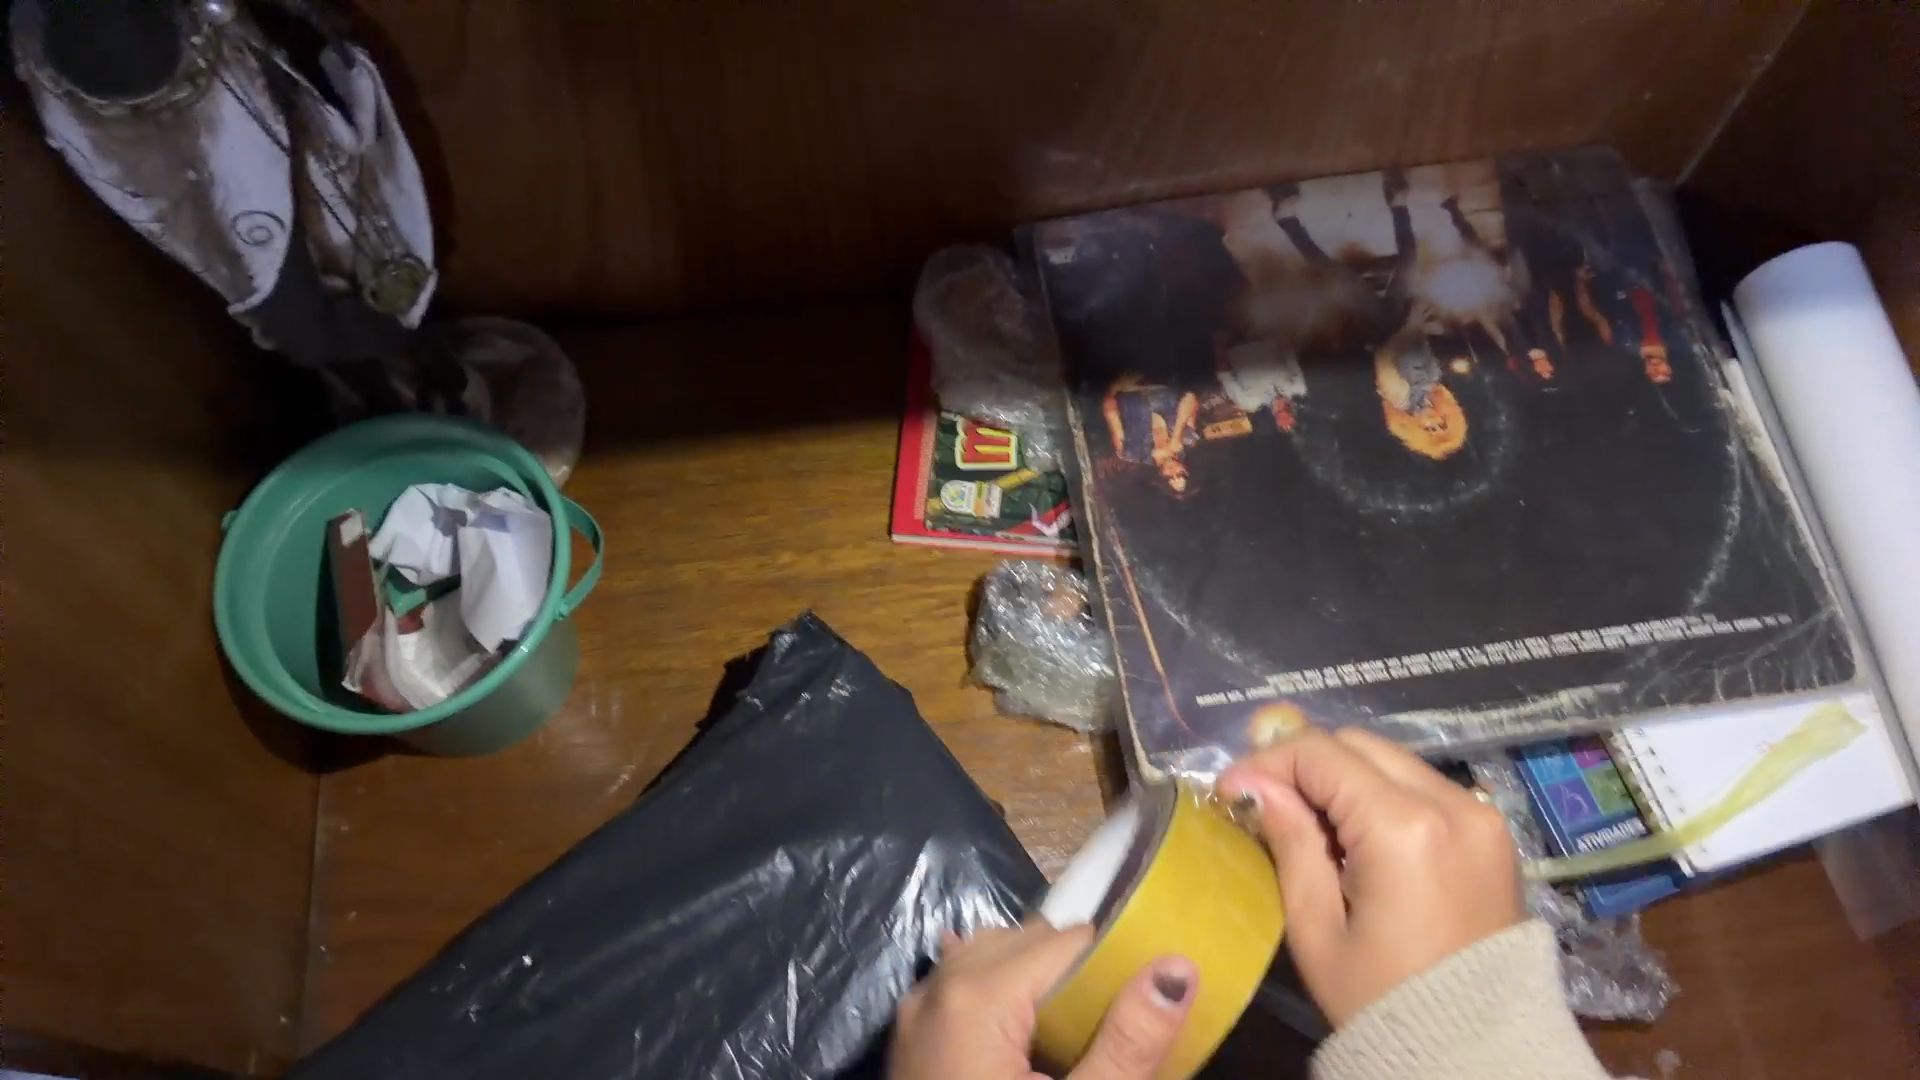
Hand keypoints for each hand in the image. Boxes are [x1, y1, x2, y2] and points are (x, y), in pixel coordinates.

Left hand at [888, 921, 1197, 1079]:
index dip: (1109, 959)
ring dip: (1034, 975)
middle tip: (1111, 1019)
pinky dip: (995, 986)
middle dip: (1073, 969)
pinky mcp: (910, 1033)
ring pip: (991, 952)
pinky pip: (959, 977)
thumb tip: (1177, 968)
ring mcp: (918, 1007)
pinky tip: (1018, 1018)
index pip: (1063, 940)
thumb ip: (1128, 1042)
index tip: (1141, 993)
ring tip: (1071, 1027)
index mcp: (978, 995)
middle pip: (1025, 940)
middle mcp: (940, 984)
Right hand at [1219, 727, 1522, 1027]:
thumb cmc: (1384, 1000)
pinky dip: (1376, 791)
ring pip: (1388, 758)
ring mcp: (1481, 816)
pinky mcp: (1492, 833)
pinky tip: (1352, 832)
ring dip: (1339, 775)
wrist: (1483, 1062)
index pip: (1319, 753)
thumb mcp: (1316, 927)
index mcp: (1405, 827)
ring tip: (1306, 820)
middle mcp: (1452, 804)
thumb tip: (1251, 785)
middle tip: (1264, 801)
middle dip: (1301, 762)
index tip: (1231, 790)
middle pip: (1355, 744)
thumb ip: (1289, 840)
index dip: (1265, 762)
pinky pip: (1420, 784)